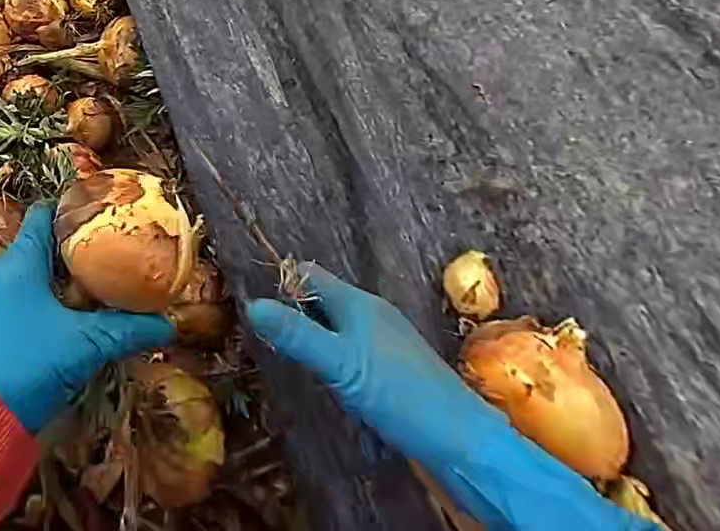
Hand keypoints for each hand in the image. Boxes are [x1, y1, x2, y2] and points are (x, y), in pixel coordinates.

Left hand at [0, 202, 174, 432]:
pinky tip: (82, 307)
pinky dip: (55, 291)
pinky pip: (30, 289)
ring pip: (38, 267)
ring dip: (67, 270)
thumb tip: (166, 325)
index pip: (44, 212)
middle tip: (113, 244)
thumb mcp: (85, 344)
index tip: (102, 210)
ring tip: (104, 273)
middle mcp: (5, 269)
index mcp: (19, 260)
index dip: (73, 206)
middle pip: (45, 239)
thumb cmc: (30, 365)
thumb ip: (126, 329)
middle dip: (78, 241)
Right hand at [246, 264, 654, 530]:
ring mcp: (388, 344)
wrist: (467, 445)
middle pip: (323, 306)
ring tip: (322, 390)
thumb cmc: (399, 394)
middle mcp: (372, 314)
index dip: (283, 286)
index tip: (262, 314)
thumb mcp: (339, 364)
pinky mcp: (400, 373)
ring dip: (326, 363)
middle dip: (303, 329)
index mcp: (357, 302)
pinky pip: (360, 367)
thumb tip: (253, 305)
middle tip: (285, 356)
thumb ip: (296, 335)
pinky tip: (355, 416)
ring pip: (340, 340)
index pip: (309, 275)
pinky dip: (350, 386)